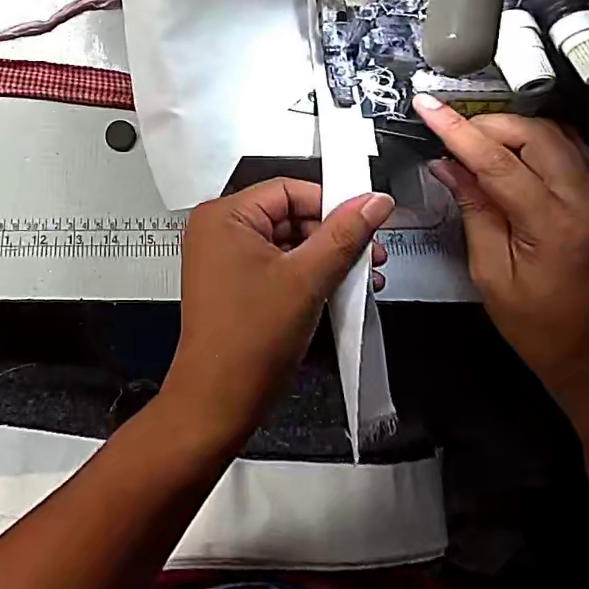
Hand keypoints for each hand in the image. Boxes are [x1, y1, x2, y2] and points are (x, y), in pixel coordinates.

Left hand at [162, 178, 394, 439]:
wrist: (218, 400)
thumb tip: (370, 203)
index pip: (289, 189)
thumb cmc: (243, 344)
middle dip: (332, 235)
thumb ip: (345, 234)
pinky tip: (335, 289)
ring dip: (324, 257)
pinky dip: (306, 274)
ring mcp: (222, 257)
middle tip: (367, 252)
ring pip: (286, 241)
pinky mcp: (232, 281)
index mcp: (223, 216)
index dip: (331, 203)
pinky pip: (276, 263)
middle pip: (289, 214)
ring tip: (358, 276)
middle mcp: (217, 230)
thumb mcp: (308, 278)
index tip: (364, 216)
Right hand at [413, 95, 588, 410]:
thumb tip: (449, 166)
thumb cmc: (546, 334)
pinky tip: (518, 162)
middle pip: (538, 135)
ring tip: (481, 146)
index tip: (429, 108)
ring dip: (517, 132)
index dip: (457, 130)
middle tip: (454, 133)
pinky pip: (580, 157)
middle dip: (489, 124)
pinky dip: (543, 149)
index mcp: (559, 230)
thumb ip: (474, 211)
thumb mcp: (492, 275)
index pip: (499, 162)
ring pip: (563, 138)